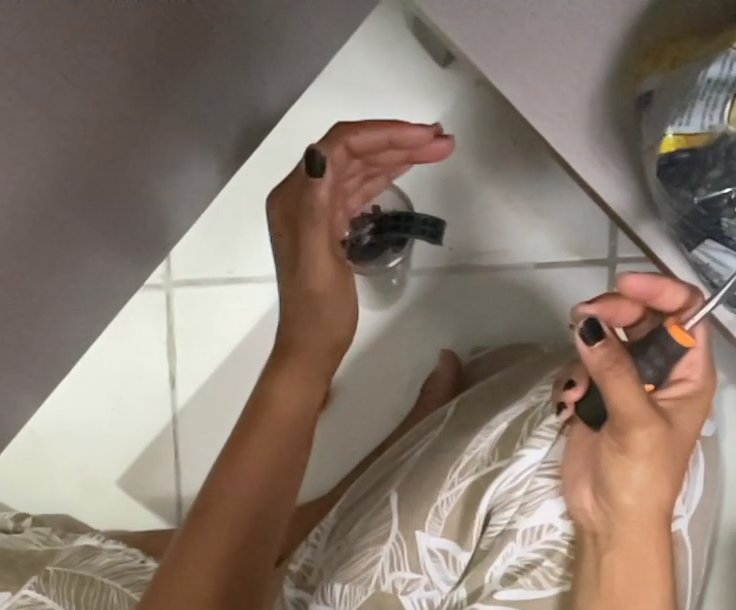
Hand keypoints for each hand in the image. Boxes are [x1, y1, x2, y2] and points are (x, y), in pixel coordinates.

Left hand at [265, 120, 453, 379]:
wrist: (313, 349)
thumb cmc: (317, 313)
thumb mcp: (318, 261)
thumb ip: (316, 208)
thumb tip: (319, 157)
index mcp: (294, 199)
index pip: (338, 147)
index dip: (381, 135)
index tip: (422, 137)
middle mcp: (302, 197)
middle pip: (352, 152)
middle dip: (395, 140)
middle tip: (441, 140)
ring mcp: (318, 212)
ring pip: (359, 169)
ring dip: (396, 154)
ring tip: (438, 148)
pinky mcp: (332, 227)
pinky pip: (360, 190)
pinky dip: (386, 175)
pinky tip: (410, 167)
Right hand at [555, 272, 716, 542]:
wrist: (612, 519)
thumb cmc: (642, 475)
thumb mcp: (636, 420)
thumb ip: (614, 370)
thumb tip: (586, 325)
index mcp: (688, 373)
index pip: (684, 312)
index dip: (659, 291)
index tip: (623, 285)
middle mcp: (659, 372)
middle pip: (640, 318)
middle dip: (612, 314)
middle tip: (582, 318)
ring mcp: (624, 385)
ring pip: (605, 341)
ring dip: (584, 353)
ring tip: (574, 385)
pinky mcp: (594, 401)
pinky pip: (580, 370)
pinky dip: (570, 380)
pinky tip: (567, 405)